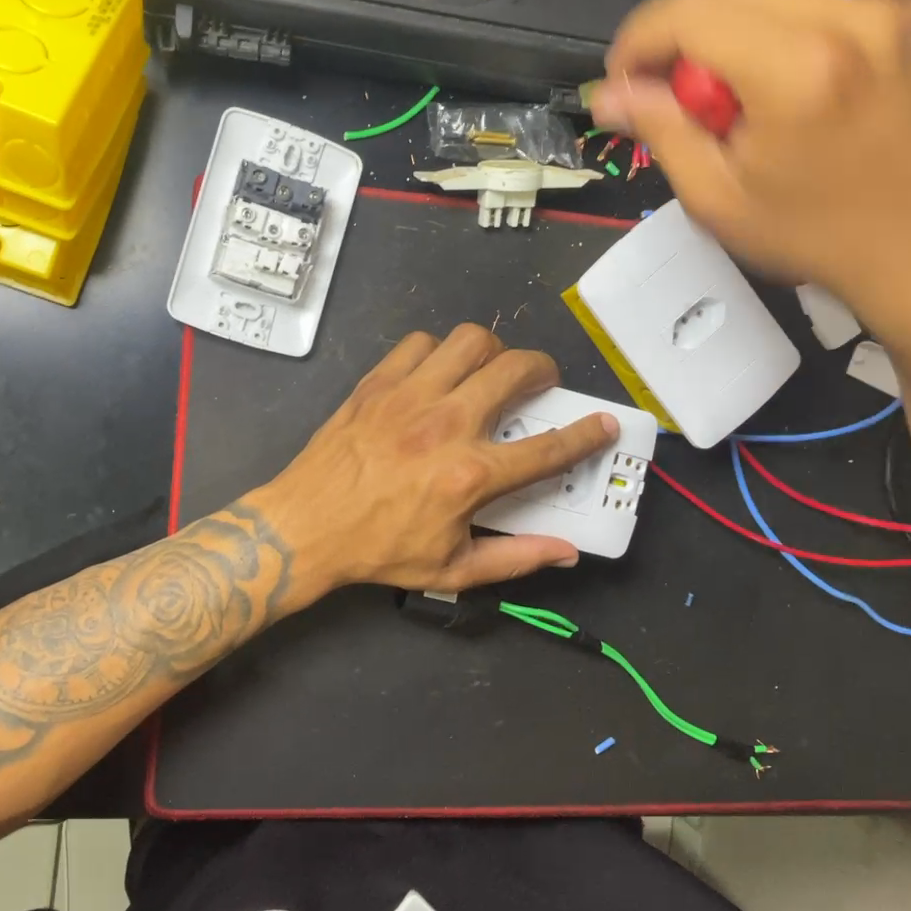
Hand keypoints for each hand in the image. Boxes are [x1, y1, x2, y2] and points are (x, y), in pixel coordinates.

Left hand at [248, 325, 618, 593]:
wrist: (306, 525)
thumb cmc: (378, 550)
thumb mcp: (452, 569)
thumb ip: (515, 558)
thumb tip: (566, 551)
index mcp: (471, 475)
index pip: (547, 449)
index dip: (585, 434)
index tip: (605, 422)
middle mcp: (447, 424)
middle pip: (515, 370)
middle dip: (543, 369)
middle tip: (541, 383)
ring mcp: (410, 396)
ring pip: (470, 341)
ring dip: (492, 350)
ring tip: (490, 369)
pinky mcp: (377, 383)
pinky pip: (419, 343)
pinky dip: (438, 350)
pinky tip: (437, 372)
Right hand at [587, 0, 910, 337]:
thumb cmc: (815, 237)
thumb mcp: (717, 198)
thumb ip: (661, 131)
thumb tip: (609, 96)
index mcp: (798, 69)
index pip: (691, 13)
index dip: (639, 40)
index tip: (619, 82)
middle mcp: (848, 18)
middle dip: (675, 30)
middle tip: (657, 87)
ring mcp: (886, 10)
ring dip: (721, 31)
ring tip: (715, 95)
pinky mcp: (905, 16)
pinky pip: (811, 1)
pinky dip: (769, 33)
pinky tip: (767, 87)